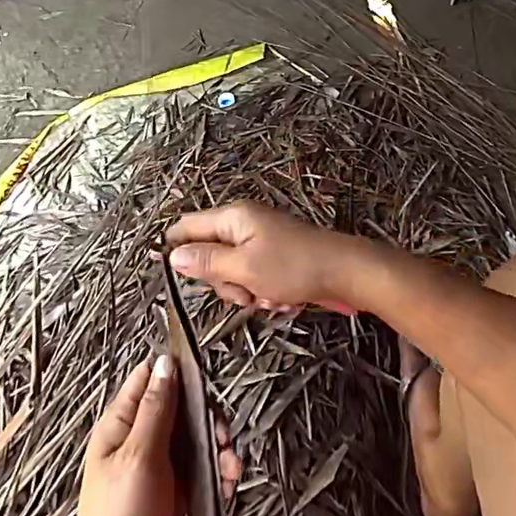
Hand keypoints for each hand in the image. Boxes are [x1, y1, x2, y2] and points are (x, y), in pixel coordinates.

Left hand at [59, 354, 242, 515]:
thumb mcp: (138, 456)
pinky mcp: (176, 490)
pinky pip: (204, 468)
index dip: (176, 372)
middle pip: (182, 407)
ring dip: (218, 447)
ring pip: (198, 437)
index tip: (200, 378)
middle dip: (206, 417)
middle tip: (218, 431)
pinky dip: (219, 472)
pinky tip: (225, 481)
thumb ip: (156, 409)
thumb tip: (165, 364)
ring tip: (227, 462)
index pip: (149, 379)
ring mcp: (159, 466)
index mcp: (120, 426)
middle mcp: (140, 442)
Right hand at [166, 202, 371, 309]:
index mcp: (233, 217)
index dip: (174, 249)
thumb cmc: (294, 267)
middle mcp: (244, 224)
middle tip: (245, 293)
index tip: (170, 276)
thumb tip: (172, 255)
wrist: (346, 272)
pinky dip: (265, 292)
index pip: (187, 226)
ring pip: (233, 273)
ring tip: (270, 297)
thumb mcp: (244, 268)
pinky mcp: (276, 257)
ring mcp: (261, 240)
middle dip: (224, 283)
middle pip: (210, 256)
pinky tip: (283, 298)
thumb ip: (206, 262)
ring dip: (247, 292)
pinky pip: (256, 278)